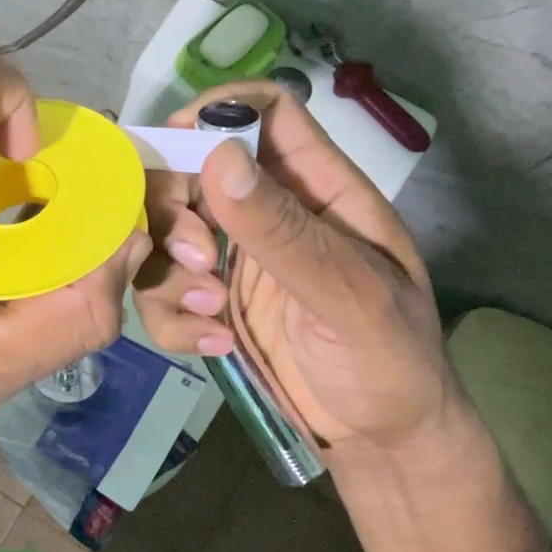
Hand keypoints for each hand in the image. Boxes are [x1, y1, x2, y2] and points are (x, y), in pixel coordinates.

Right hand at [132, 82, 456, 452]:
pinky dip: (172, 318)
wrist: (378, 442)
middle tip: (194, 257)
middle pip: (193, 171)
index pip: (269, 114)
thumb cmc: (389, 360)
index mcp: (319, 190)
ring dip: (170, 272)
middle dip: (176, 210)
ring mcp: (235, 260)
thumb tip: (218, 155)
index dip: (222, 109)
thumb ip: (283, 230)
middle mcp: (269, 214)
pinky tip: (214, 345)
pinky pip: (162, 291)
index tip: (177, 138)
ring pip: (165, 234)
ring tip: (212, 315)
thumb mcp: (345, 294)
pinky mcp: (210, 305)